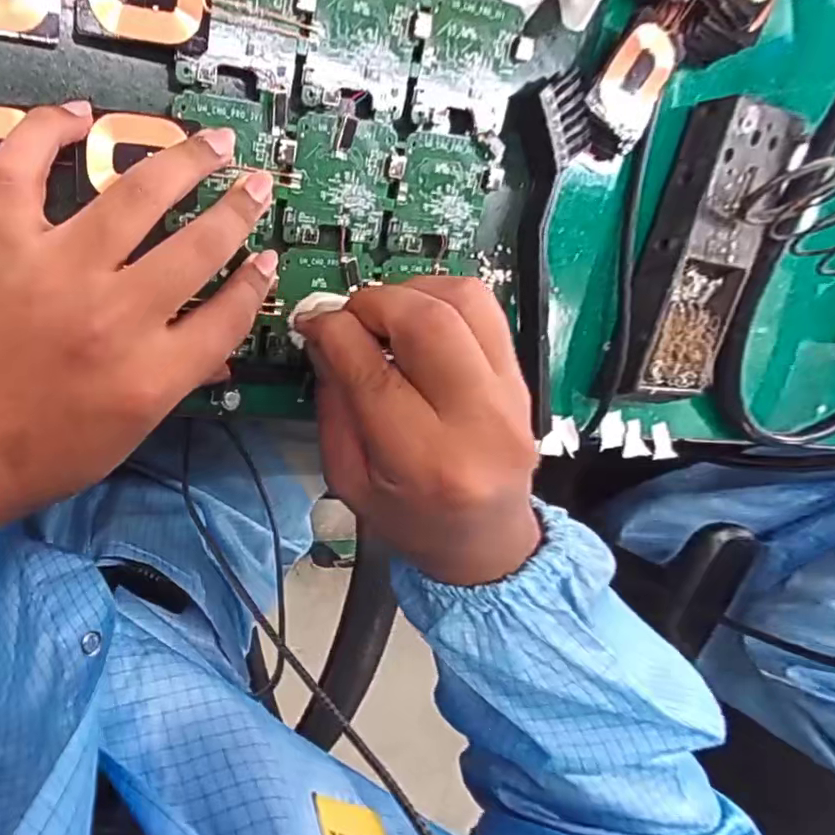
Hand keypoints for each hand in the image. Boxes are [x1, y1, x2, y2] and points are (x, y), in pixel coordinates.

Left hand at [0, 101, 278, 549]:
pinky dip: (44, 132)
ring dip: (183, 160)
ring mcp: (57, 275)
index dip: (256, 284)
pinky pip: (21, 173)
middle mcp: (115, 318)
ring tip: (208, 142)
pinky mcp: (3, 252)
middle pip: (200, 246)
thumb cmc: (25, 465)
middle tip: (252, 186)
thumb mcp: (116, 442)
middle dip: (238, 209)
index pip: (229, 315)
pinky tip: (78, 114)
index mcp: (150, 377)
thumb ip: (166, 388)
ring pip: (135, 195)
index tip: (264, 260)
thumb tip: (206, 349)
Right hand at [293, 278, 539, 585]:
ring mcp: (511, 395)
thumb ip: (334, 404)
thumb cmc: (407, 520)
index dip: (332, 332)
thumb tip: (322, 337)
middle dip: (372, 303)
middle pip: (427, 322)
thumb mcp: (347, 477)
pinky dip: (439, 299)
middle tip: (345, 315)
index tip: (310, 323)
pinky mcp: (524, 378)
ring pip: (464, 301)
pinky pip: (485, 311)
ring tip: (379, 314)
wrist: (488, 541)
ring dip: (409, 292)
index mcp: (423, 460)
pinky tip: (411, 318)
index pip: (372, 370)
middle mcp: (476, 421)